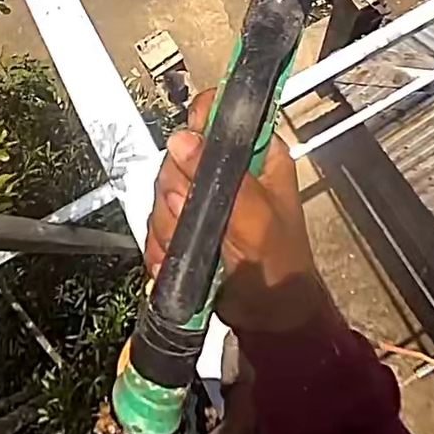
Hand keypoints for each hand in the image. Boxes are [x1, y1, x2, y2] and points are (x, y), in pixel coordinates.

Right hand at [145, 89, 326, 332]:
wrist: (268, 321)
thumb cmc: (277, 266)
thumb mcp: (256, 221)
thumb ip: (220, 181)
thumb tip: (181, 139)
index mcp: (255, 154)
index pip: (219, 113)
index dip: (199, 127)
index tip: (188, 157)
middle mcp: (227, 167)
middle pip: (178, 153)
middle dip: (176, 192)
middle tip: (189, 219)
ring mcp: (203, 193)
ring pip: (163, 186)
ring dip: (168, 223)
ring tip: (189, 249)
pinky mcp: (185, 218)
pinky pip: (156, 215)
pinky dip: (161, 241)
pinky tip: (173, 260)